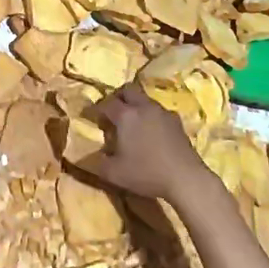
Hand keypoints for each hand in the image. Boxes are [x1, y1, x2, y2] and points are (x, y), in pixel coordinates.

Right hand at [86, 85, 214, 202]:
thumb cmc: (146, 173)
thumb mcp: (114, 173)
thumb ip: (96, 163)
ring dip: (135, 105)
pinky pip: (158, 111)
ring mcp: (163, 112)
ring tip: (131, 123)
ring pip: (145, 99)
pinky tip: (151, 132)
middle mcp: (144, 107)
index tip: (89, 116)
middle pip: (128, 90)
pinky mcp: (176, 121)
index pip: (106, 104)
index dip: (96, 109)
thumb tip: (83, 157)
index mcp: (126, 115)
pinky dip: (150, 116)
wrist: (185, 177)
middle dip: (117, 97)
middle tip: (112, 112)